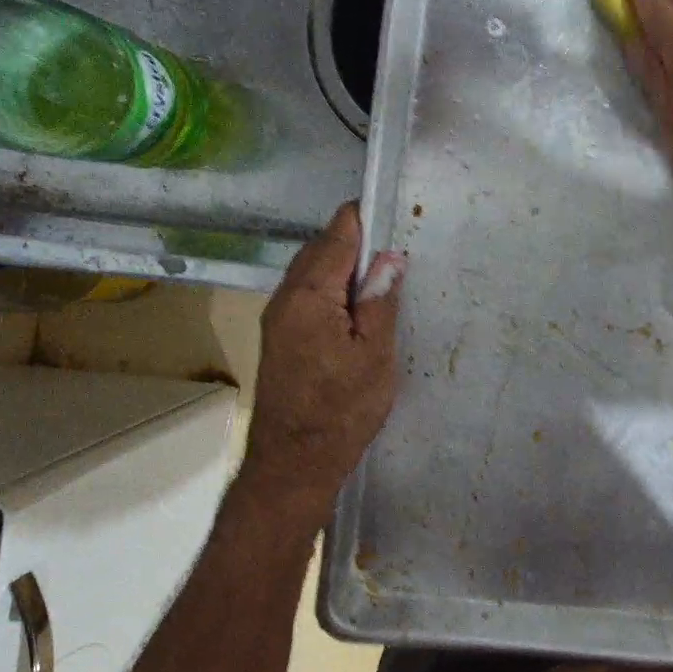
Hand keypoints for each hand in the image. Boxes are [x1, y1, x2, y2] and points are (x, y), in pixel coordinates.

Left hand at [246, 202, 406, 495]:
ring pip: (311, 271)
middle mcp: (285, 298)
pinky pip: (306, 293)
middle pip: (319, 249)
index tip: (391, 208)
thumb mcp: (375, 355)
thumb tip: (389, 256)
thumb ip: (381, 300)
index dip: (362, 217)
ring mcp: (278, 318)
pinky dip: (331, 286)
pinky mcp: (279, 337)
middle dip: (354, 240)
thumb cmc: (342, 410)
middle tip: (395, 247)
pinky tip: (356, 305)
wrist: (293, 463)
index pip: (336, 236)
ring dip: (342, 264)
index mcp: (310, 296)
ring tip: (381, 275)